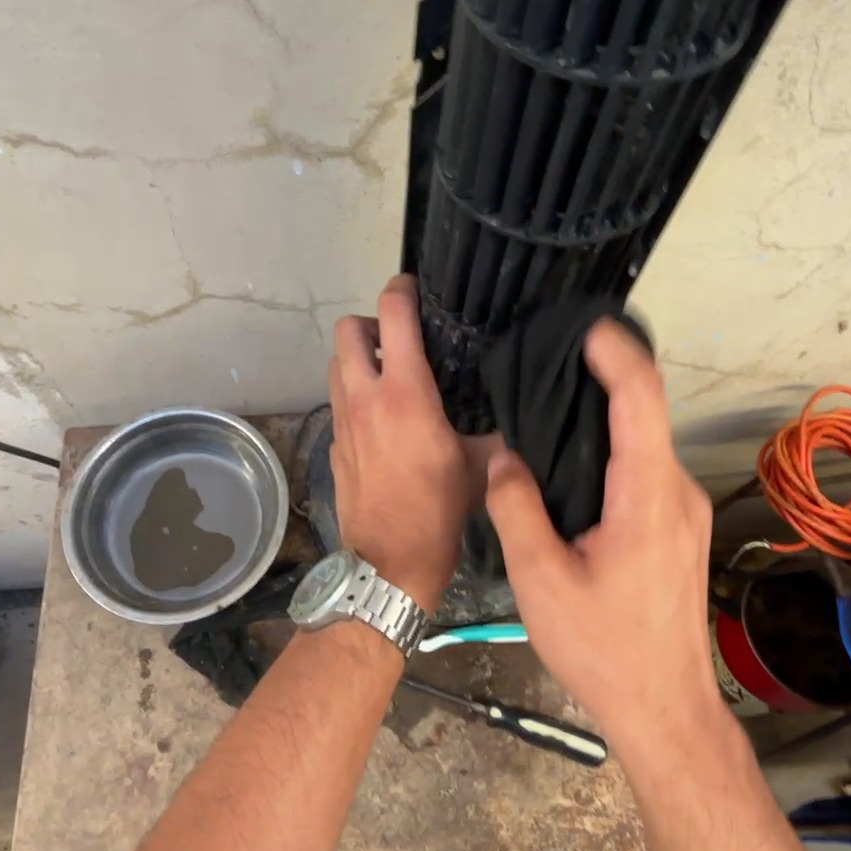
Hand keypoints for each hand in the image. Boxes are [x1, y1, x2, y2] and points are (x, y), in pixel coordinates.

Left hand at [328, 276, 480, 609]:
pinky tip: (381, 418)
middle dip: (371, 322)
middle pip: (348, 330)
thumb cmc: (438, 510)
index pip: (392, 314)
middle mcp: (365, 397)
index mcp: (405, 392)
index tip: (415, 289)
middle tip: (399, 338)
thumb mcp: (479, 466)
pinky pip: (338, 401)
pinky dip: (355, 395)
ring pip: (337, 363)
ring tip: (389, 373)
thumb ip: (496, 430)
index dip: (402, 289)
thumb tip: (517, 411)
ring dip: (358, 357)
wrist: (389, 561)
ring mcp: (342, 420)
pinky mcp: (333, 444)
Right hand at [484, 320, 721, 745]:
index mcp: (646, 496)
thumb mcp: (539, 579)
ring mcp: (681, 511)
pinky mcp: (675, 529)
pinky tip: (569, 459)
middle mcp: (674, 492)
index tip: (584, 325)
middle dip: (602, 376)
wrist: (663, 707)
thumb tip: (504, 457)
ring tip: (548, 401)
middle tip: (546, 358)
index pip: (640, 400)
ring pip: (644, 442)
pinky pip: (642, 469)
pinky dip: (610, 448)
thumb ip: (516, 508)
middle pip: (644, 413)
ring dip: (604, 415)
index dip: (615, 354)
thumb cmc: (602, 648)